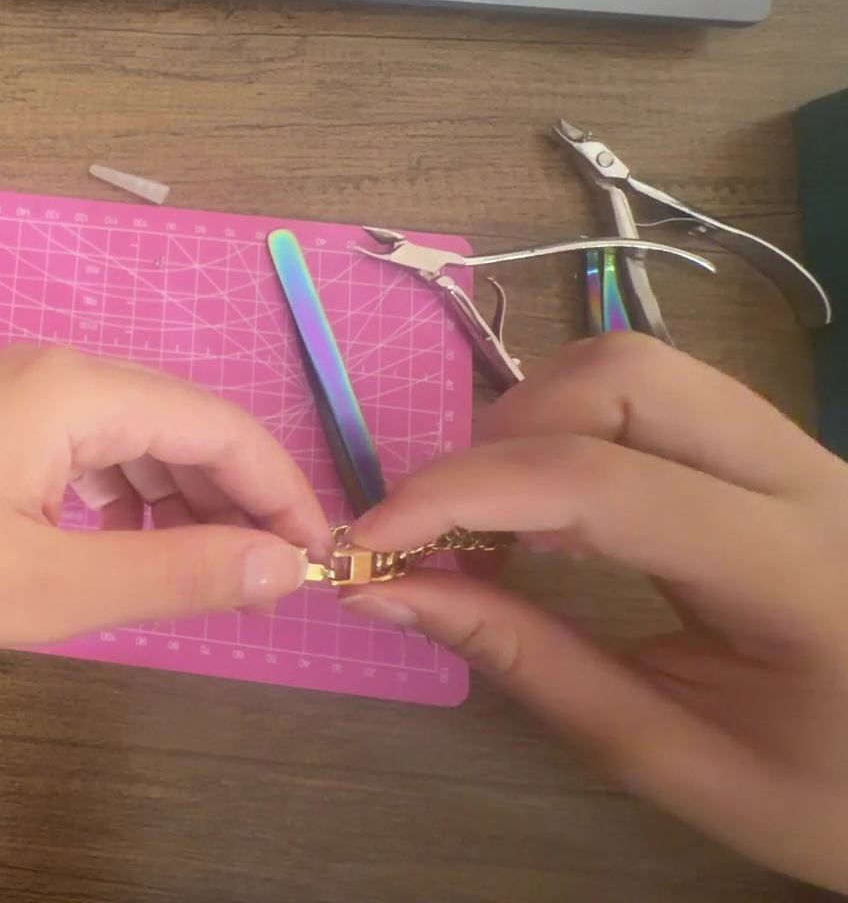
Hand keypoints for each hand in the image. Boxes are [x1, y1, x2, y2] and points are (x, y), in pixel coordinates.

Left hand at [0, 345, 328, 649]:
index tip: (317, 563)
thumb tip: (283, 564)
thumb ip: (177, 571)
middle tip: (263, 580)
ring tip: (202, 566)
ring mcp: (12, 389)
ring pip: (126, 432)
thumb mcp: (52, 585)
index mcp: (75, 388)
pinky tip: (120, 536)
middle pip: (175, 421)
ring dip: (175, 493)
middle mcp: (50, 370)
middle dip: (230, 496)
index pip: (218, 425)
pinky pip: (78, 444)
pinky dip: (118, 489)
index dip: (279, 492)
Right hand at [343, 334, 847, 891]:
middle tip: (458, 524)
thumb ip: (514, 656)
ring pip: (626, 370)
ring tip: (500, 516)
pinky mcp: (771, 454)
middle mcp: (812, 486)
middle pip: (620, 379)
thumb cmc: (835, 795)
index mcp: (805, 578)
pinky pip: (639, 397)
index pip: (596, 485)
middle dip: (499, 436)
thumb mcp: (664, 754)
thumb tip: (373, 591)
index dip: (455, 496)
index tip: (364, 540)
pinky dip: (554, 432)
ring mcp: (801, 457)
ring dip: (524, 424)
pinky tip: (546, 512)